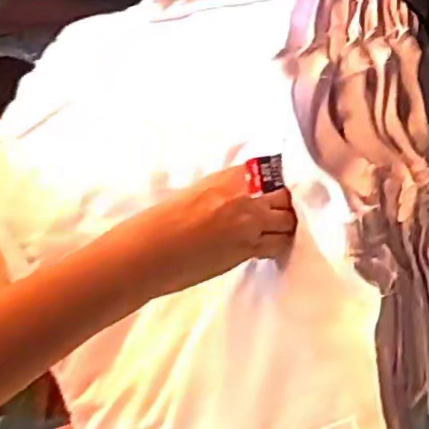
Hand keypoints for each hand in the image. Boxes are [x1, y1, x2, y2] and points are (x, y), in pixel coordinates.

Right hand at [97, 165, 296, 298]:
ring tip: (277, 232)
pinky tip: (272, 249)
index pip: (274, 172)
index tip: (276, 194)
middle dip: (284, 205)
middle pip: (285, 195)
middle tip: (278, 215)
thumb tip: (245, 192)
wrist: (141, 256)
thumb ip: (227, 188)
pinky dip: (279, 245)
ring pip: (287, 218)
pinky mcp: (247, 246)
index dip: (277, 185)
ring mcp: (250, 219)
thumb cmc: (158, 225)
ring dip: (285, 225)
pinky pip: (278, 243)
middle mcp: (246, 194)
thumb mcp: (198, 192)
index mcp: (233, 176)